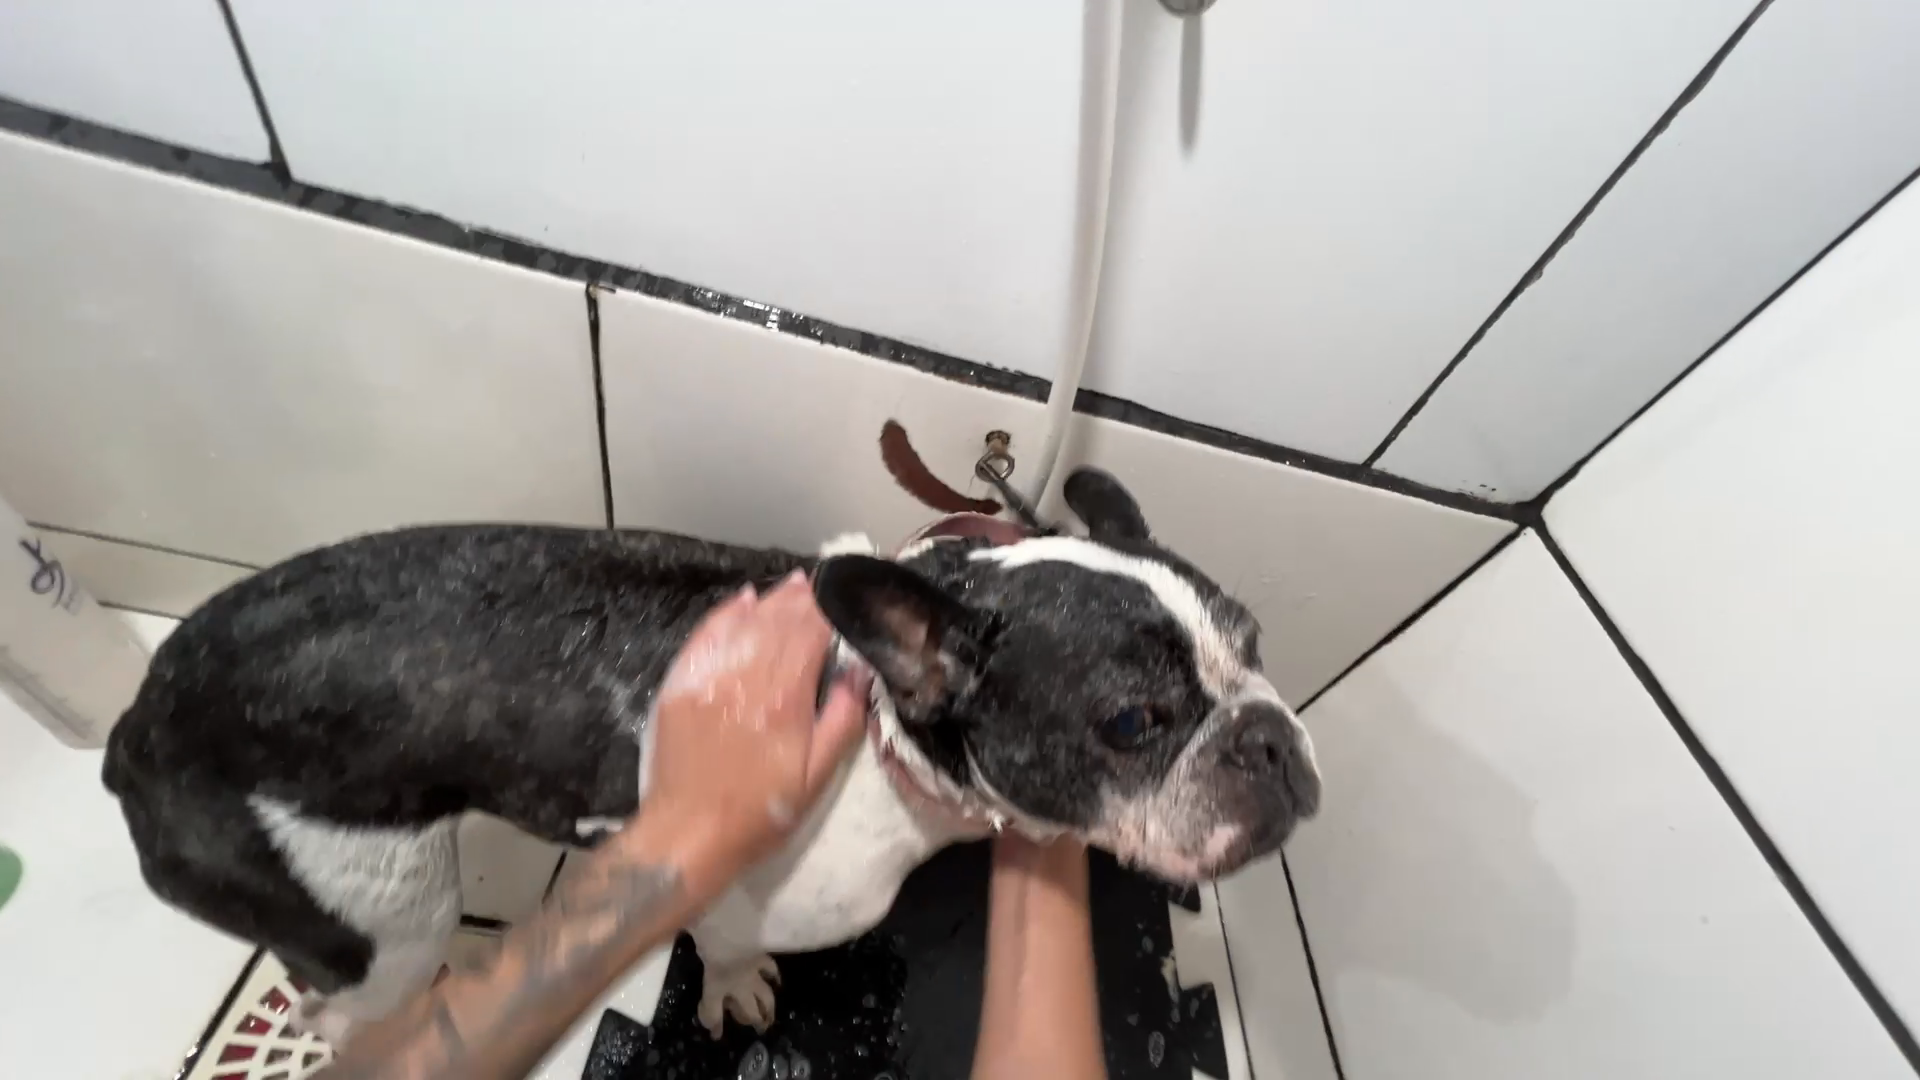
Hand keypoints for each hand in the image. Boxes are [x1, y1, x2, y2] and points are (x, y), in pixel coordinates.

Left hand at [635, 571, 870, 893]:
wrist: (688, 835)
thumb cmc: (762, 810)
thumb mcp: (818, 775)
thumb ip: (843, 719)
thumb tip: (859, 671)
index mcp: (787, 697)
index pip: (810, 635)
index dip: (826, 611)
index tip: (840, 595)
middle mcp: (749, 677)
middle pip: (779, 622)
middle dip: (801, 599)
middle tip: (818, 582)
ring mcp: (711, 677)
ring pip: (746, 623)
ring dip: (771, 600)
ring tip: (791, 585)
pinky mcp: (682, 684)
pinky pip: (707, 636)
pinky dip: (726, 614)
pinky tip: (743, 600)